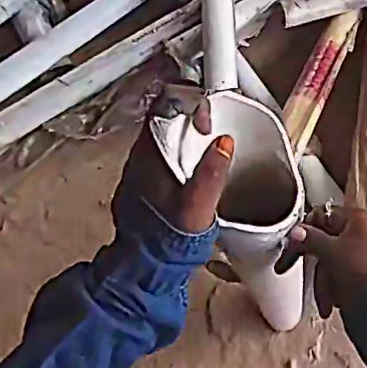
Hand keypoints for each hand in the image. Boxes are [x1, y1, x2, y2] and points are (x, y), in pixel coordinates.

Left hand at [125, 95, 232, 234]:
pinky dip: (183, 143)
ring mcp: (142, 164)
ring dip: (189, 126)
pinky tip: (199, 158)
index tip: (208, 121)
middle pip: (165, 110)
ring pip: (165, 128)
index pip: (165, 104)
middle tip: (214, 122)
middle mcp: (141, 153)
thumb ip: (211, 174)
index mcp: (150, 152)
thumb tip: (224, 143)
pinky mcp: (147, 176)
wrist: (144, 266)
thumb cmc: (167, 238)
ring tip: (211, 137)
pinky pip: (165, 146)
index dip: (190, 100)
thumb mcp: (197, 206)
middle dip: (193, 108)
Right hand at [284, 207, 366, 313]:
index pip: (320, 216)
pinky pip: (339, 276)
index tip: (291, 248)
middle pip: (323, 243)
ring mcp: (360, 252)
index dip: (304, 232)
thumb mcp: (332, 251)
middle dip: (316, 267)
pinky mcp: (361, 271)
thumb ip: (311, 240)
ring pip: (330, 263)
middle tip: (302, 276)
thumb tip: (295, 231)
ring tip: (327, 302)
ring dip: (324, 283)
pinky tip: (335, 302)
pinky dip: (334, 288)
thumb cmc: (362, 268)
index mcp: (353, 218)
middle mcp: (357, 231)